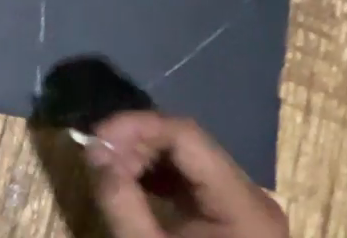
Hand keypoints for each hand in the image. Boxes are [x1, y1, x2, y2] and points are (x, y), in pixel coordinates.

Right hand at [85, 113, 288, 237]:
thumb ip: (119, 199)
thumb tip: (92, 148)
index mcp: (244, 206)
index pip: (184, 134)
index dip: (134, 126)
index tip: (94, 139)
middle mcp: (254, 197)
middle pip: (187, 142)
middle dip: (135, 142)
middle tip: (97, 160)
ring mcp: (248, 208)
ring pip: (187, 157)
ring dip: (143, 156)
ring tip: (110, 173)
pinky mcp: (236, 219)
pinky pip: (193, 180)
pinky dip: (159, 176)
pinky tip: (133, 187)